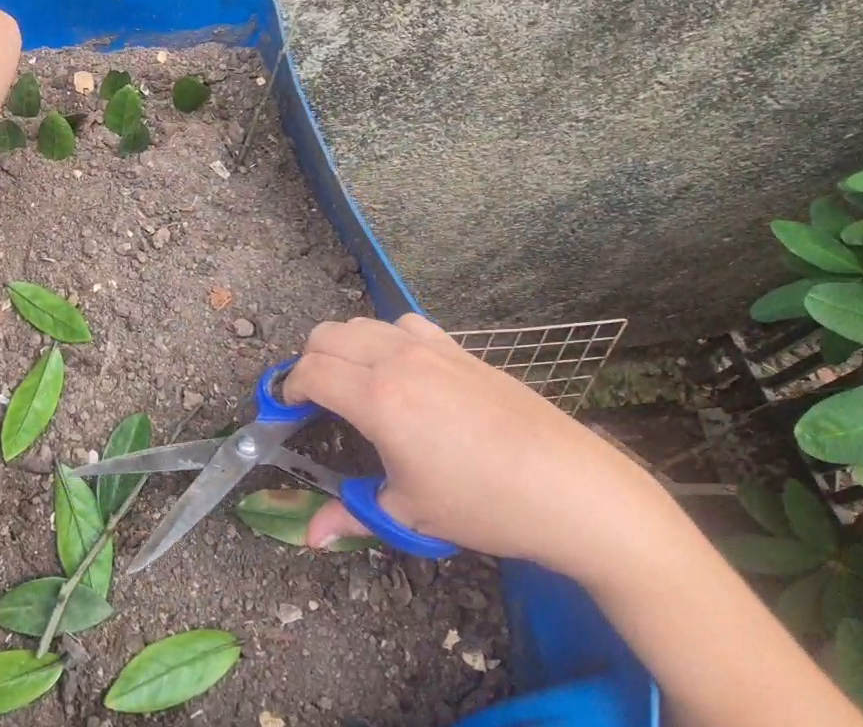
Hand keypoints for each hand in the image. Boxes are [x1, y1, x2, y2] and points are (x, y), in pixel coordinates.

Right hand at [284, 314, 676, 578]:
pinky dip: (386, 338)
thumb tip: (310, 538)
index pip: (310, 371)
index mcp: (378, 398)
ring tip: (353, 384)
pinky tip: (403, 372)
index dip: (288, 389)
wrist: (574, 490)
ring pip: (364, 323)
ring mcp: (433, 349)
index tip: (288, 412)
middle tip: (316, 400)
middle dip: (309, 362)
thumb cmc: (485, 505)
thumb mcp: (410, 514)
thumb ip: (351, 516)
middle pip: (327, 335)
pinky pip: (406, 325)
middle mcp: (398, 360)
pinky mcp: (462, 350)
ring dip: (343, 346)